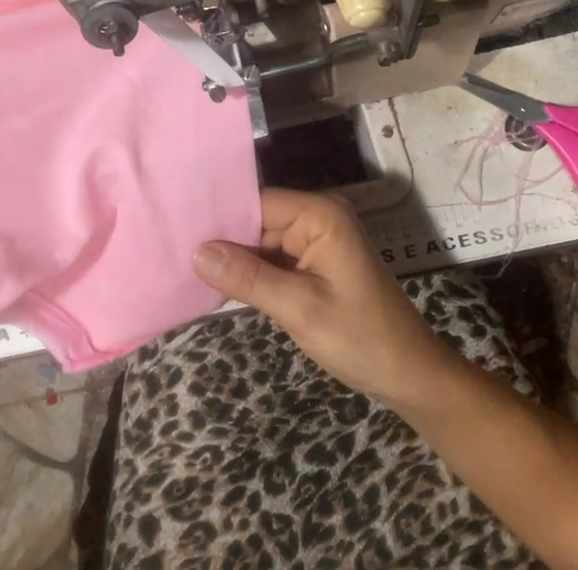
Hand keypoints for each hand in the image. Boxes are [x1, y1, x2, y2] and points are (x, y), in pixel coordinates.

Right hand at [192, 188, 454, 403]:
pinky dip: (250, 274)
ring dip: (232, 259)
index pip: (256, 202)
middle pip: (256, 220)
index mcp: (321, 215)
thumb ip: (248, 277)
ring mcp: (317, 242)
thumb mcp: (299, 308)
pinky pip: (273, 260)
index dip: (218, 216)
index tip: (173, 229)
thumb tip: (197, 251)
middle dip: (221, 239)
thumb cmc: (361, 338)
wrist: (409, 375)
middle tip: (168, 251)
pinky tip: (215, 283)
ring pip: (261, 242)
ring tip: (181, 266)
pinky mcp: (315, 265)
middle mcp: (318, 218)